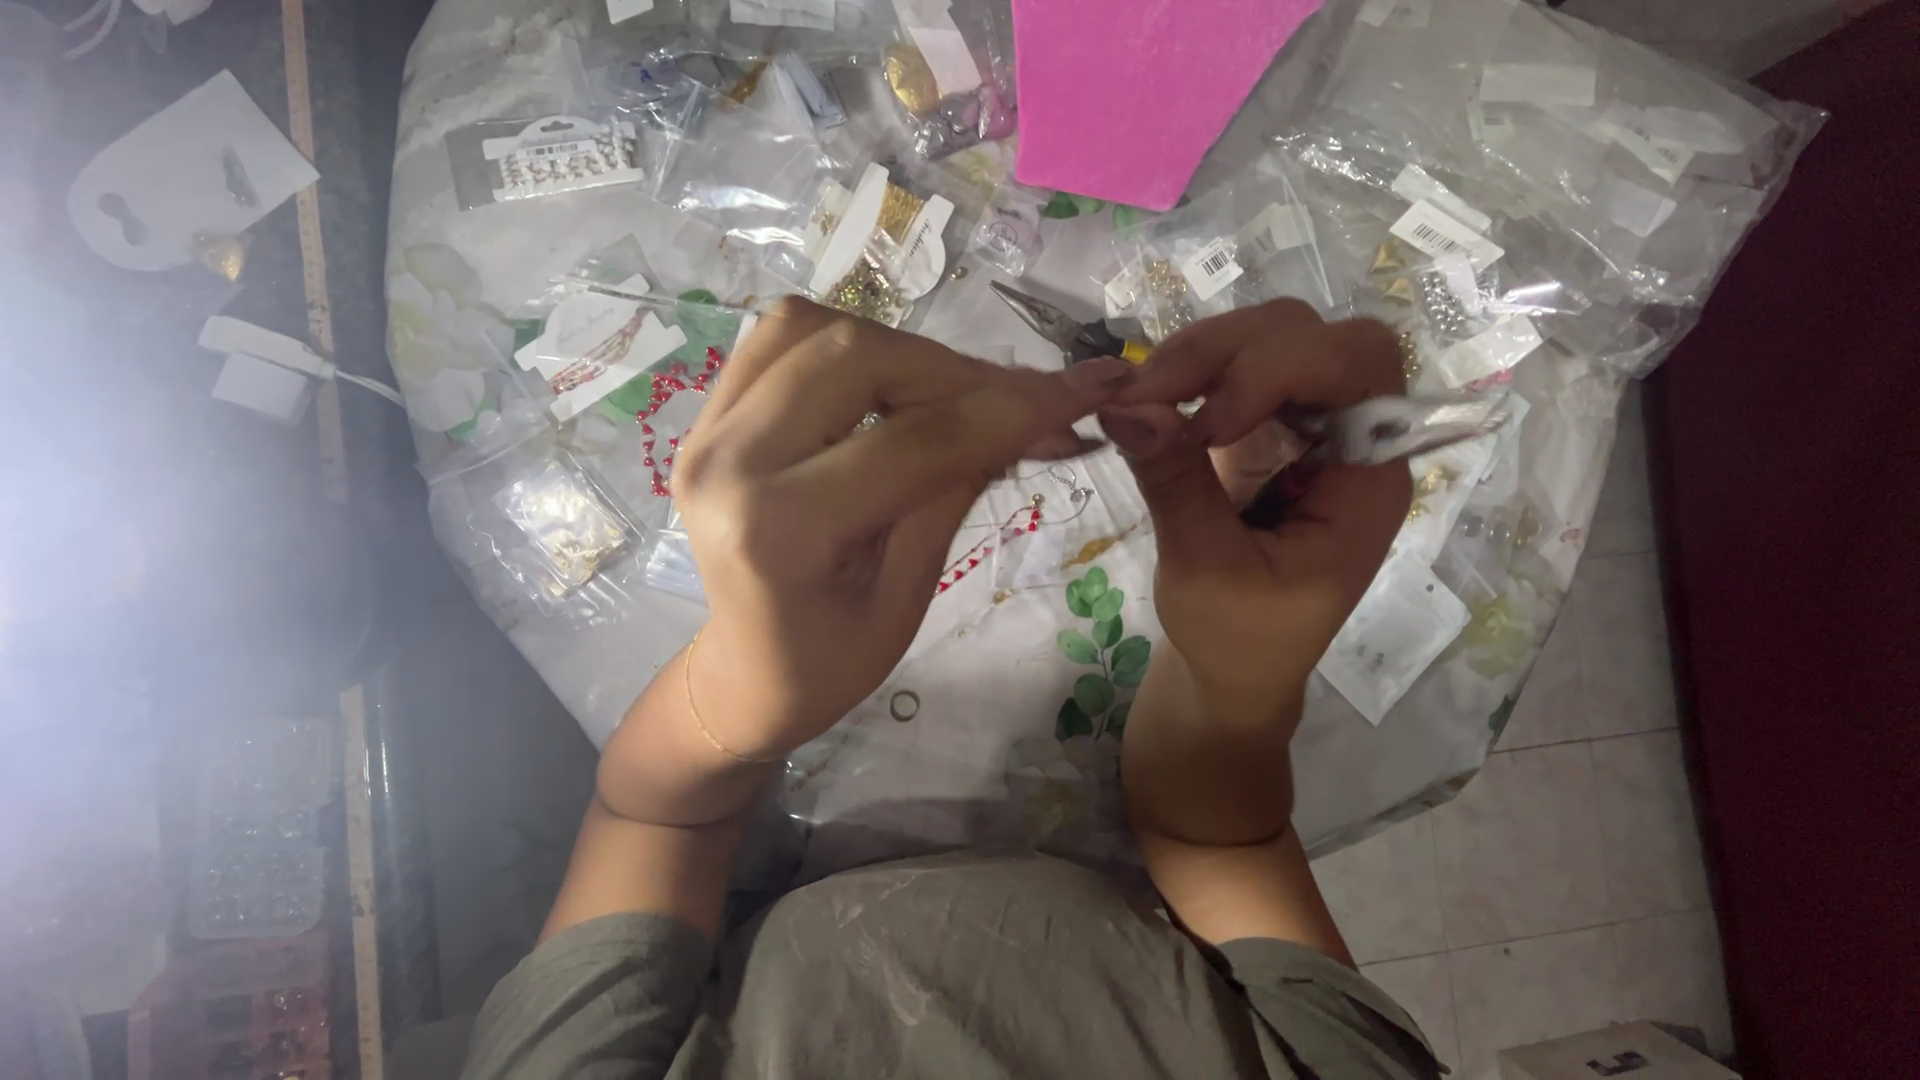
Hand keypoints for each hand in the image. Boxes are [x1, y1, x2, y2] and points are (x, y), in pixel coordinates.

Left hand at [674, 298, 1127, 758]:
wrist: (745, 674)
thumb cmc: (831, 661)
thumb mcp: (908, 594)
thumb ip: (956, 489)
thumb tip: (1030, 412)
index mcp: (780, 529)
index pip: (915, 440)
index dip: (1011, 408)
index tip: (1086, 389)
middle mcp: (728, 462)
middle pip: (858, 357)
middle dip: (956, 373)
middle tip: (1014, 405)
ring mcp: (705, 430)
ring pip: (814, 328)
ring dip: (902, 350)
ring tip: (953, 398)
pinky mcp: (705, 416)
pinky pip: (781, 338)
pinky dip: (850, 344)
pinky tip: (892, 384)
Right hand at [1103, 299, 1412, 714]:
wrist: (1234, 670)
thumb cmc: (1239, 639)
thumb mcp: (1205, 569)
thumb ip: (1175, 483)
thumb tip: (1125, 403)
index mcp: (1366, 478)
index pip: (1357, 368)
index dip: (1283, 367)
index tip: (1210, 422)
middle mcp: (1347, 438)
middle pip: (1316, 336)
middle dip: (1231, 349)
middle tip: (1150, 390)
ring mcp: (1304, 431)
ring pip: (1272, 341)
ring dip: (1203, 354)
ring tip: (1140, 395)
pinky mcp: (1262, 434)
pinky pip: (1236, 373)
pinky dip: (1192, 374)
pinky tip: (1152, 399)